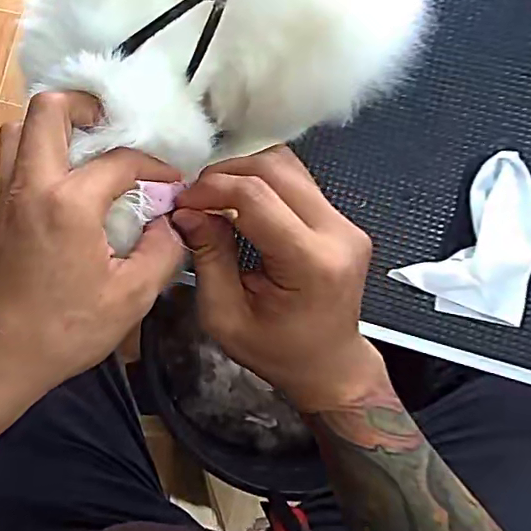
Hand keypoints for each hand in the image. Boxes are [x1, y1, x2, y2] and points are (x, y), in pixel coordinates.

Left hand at [0, 92, 183, 448]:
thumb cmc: (62, 330)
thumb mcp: (132, 297)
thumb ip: (162, 251)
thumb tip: (171, 223)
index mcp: (69, 203)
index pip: (119, 160)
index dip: (154, 167)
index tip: (172, 185)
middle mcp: (32, 186)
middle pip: (47, 109)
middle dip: (85, 107)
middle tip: (114, 130)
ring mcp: (7, 198)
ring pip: (19, 129)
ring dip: (54, 127)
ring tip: (88, 151)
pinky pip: (14, 159)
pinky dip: (40, 152)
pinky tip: (69, 186)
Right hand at [171, 146, 390, 412]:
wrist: (329, 364)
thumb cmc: (279, 352)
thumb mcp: (226, 317)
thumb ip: (208, 259)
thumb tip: (187, 212)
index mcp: (312, 264)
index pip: (257, 197)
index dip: (212, 190)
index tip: (184, 203)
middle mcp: (338, 235)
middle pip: (275, 168)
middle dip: (225, 174)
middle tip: (196, 199)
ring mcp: (346, 224)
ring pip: (288, 166)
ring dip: (244, 173)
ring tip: (216, 200)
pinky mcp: (342, 220)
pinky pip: (298, 182)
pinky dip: (263, 184)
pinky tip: (241, 207)